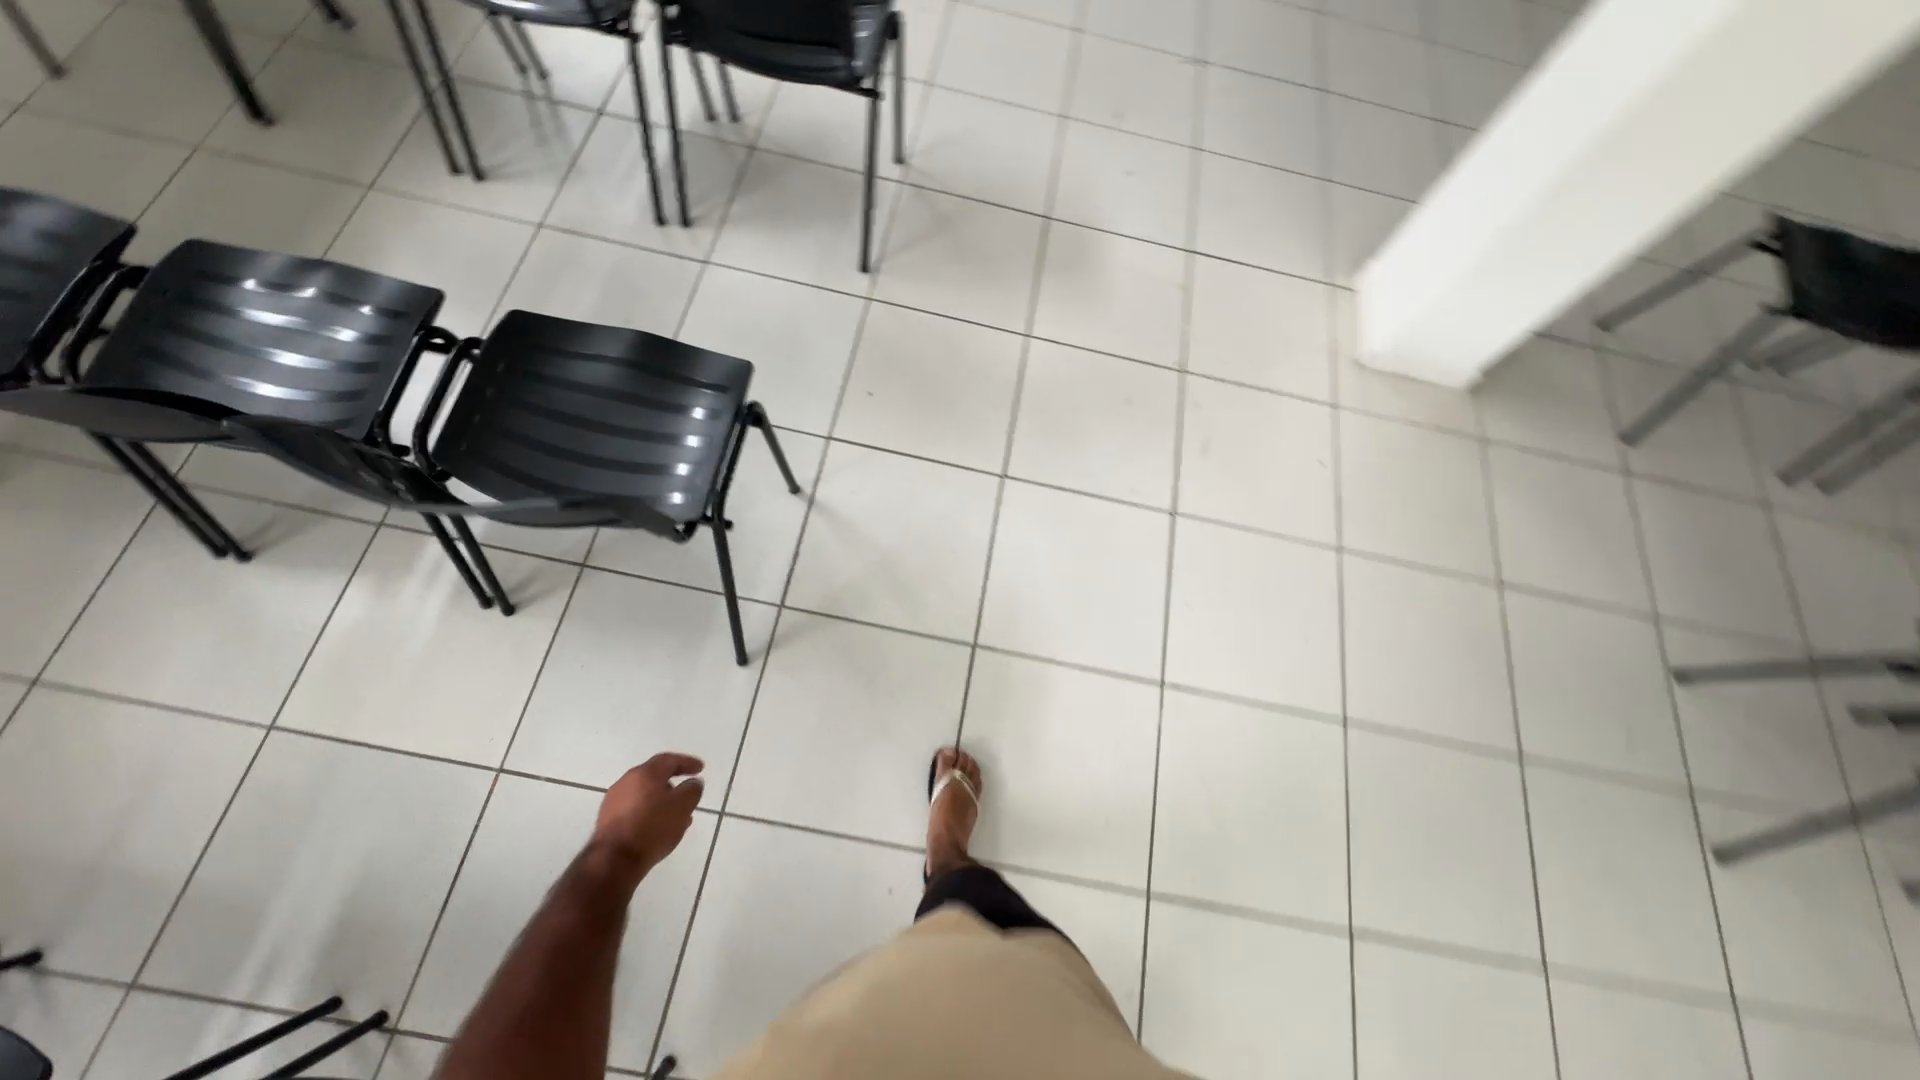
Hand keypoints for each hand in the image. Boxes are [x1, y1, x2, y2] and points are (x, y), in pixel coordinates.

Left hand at [590, 753, 704, 883]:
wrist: (615, 860)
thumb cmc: (653, 828)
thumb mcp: (683, 807)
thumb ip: (692, 790)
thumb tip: (693, 783)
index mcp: (645, 773)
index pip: (669, 760)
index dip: (687, 763)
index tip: (700, 769)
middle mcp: (626, 782)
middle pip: (653, 777)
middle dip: (673, 784)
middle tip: (687, 793)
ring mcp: (613, 801)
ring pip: (643, 795)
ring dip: (661, 801)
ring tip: (675, 816)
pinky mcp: (606, 820)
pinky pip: (633, 810)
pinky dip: (648, 813)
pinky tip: (658, 828)